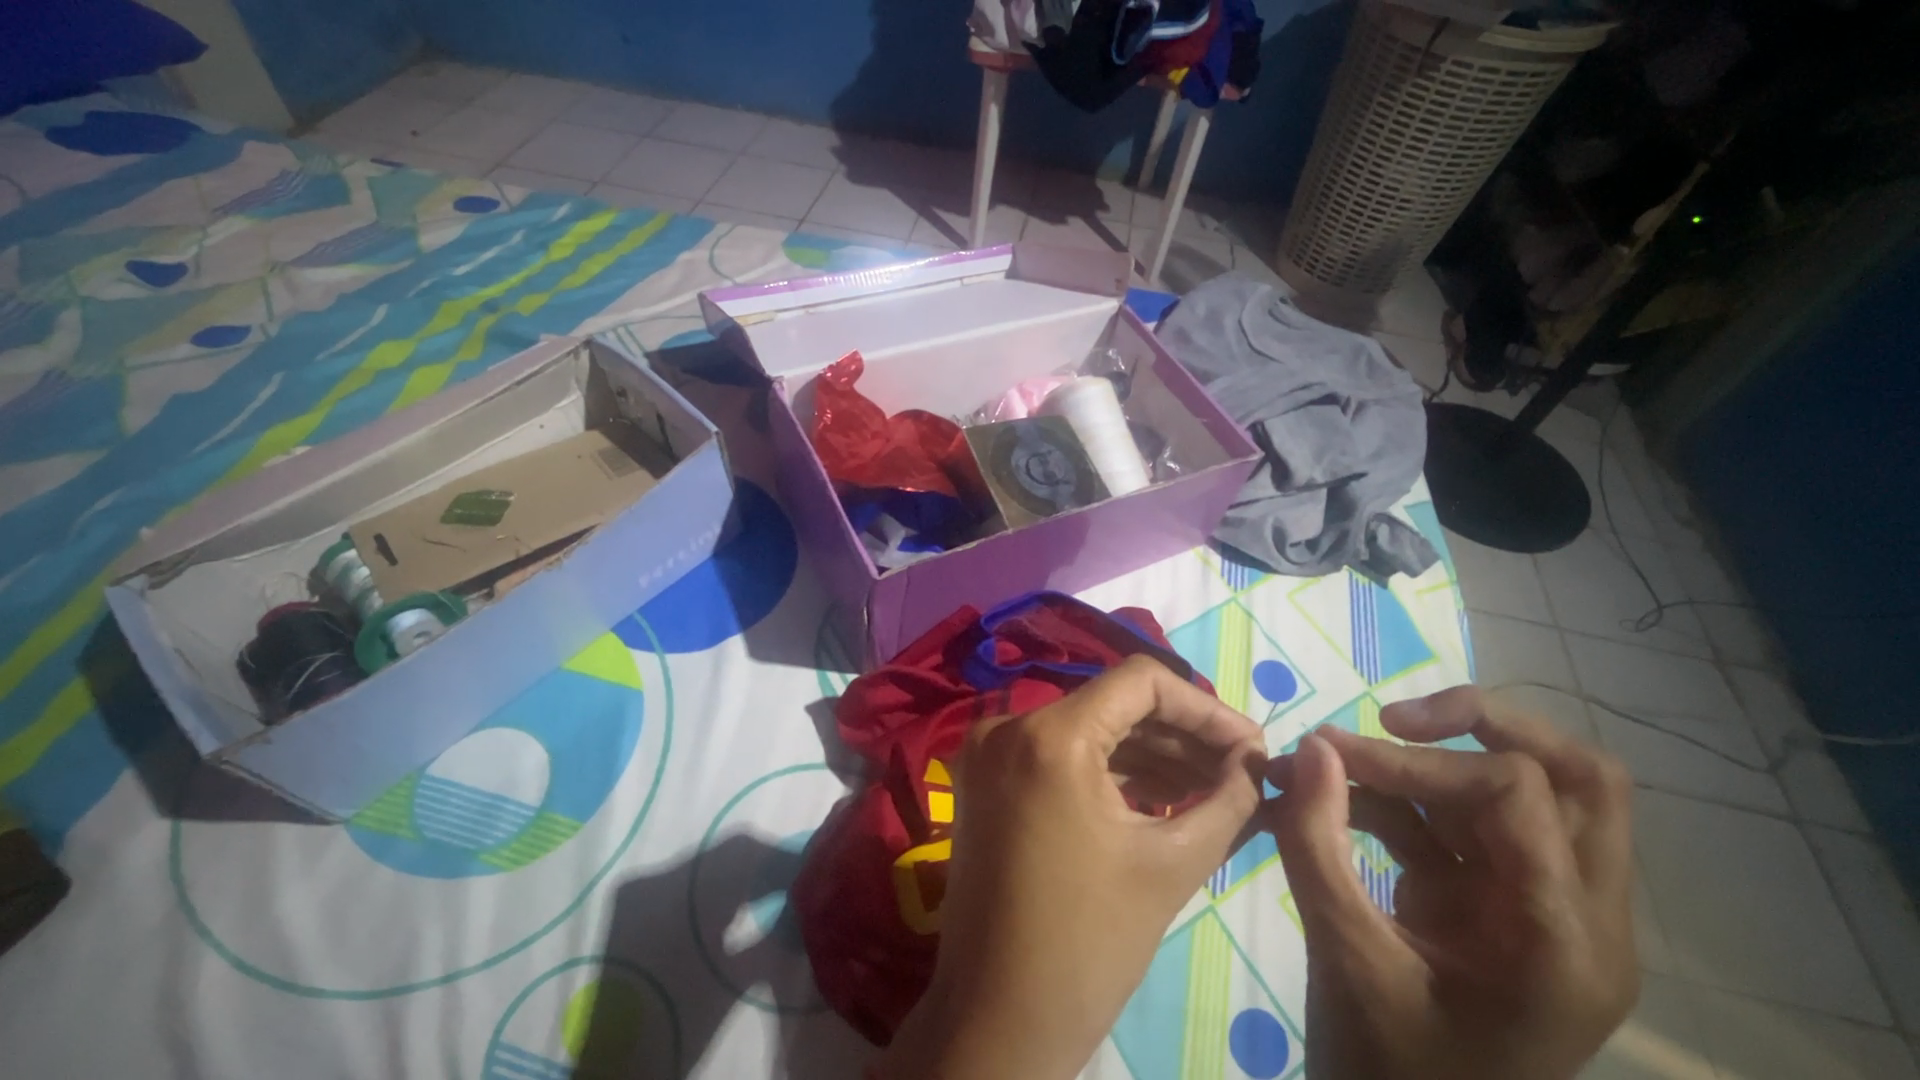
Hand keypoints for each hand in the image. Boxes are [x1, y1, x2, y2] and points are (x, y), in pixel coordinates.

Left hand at [879, 655, 1266, 1079]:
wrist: (998, 1017)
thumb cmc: (1089, 943)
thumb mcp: (1172, 864)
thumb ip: (1228, 799)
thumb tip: (1260, 763)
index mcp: (1049, 735)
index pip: (1142, 680)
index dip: (1206, 708)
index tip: (1252, 748)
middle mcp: (1009, 725)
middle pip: (1115, 704)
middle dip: (1185, 736)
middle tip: (1244, 772)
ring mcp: (990, 752)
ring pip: (1089, 730)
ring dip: (1152, 755)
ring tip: (1216, 790)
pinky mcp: (987, 781)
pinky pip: (1061, 756)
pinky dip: (1112, 772)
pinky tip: (1166, 799)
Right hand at [1267, 687, 1638, 1079]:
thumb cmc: (1385, 1073)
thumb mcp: (1344, 959)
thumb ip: (1318, 846)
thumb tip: (1309, 747)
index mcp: (1562, 942)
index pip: (1520, 796)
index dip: (1422, 762)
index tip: (1335, 755)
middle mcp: (1584, 918)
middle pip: (1578, 778)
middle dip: (1483, 727)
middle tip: (1395, 719)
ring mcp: (1550, 914)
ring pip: (1531, 795)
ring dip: (1436, 766)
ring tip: (1345, 760)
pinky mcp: (1506, 913)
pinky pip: (1473, 832)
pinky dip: (1411, 805)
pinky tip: (1343, 802)